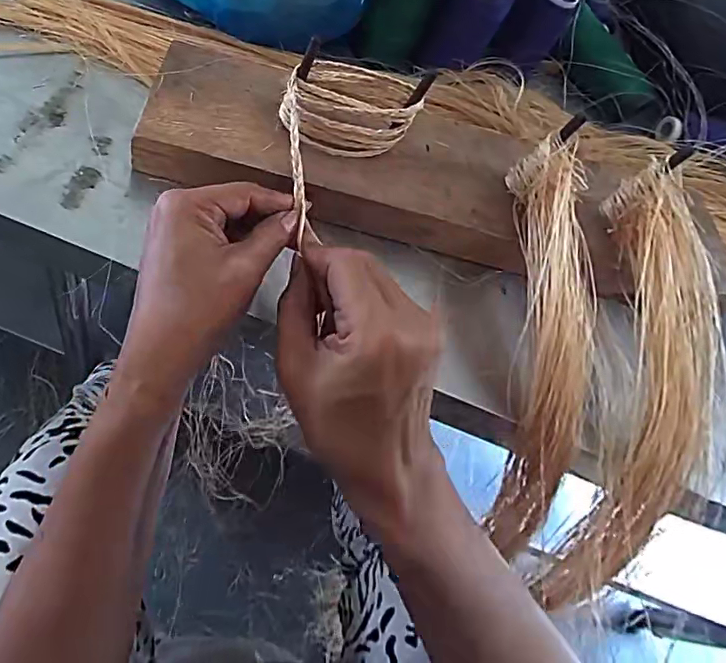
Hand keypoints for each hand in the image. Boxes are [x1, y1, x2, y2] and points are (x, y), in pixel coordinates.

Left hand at [123, 183, 295, 404]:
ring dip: (252, 230)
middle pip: (233, 203)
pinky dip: (234, 241)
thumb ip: (274, 235)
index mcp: (185, 205)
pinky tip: (257, 252)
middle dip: (266, 217)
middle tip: (299, 229)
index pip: (244, 192)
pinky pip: (211, 233)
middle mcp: (172, 207)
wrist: (160, 355)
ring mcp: (169, 226)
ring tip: (284, 242)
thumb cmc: (199, 311)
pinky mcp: (171, 244)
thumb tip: (294, 216)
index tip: (306, 209)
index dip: (279, 201)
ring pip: (224, 219)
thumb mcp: (246, 268)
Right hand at [275, 246, 443, 536]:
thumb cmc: (336, 429)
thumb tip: (300, 265)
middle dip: (330, 270)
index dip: (315, 257)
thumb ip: (293, 307)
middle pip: (363, 261)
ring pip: (377, 273)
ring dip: (348, 283)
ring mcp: (426, 322)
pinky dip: (366, 298)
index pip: (344, 261)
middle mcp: (409, 318)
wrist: (390, 467)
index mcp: (375, 331)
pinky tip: (353, 330)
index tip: (294, 270)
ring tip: (330, 323)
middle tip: (308, 303)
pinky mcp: (432, 327)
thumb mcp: (295, 369)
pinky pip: (390, 292)